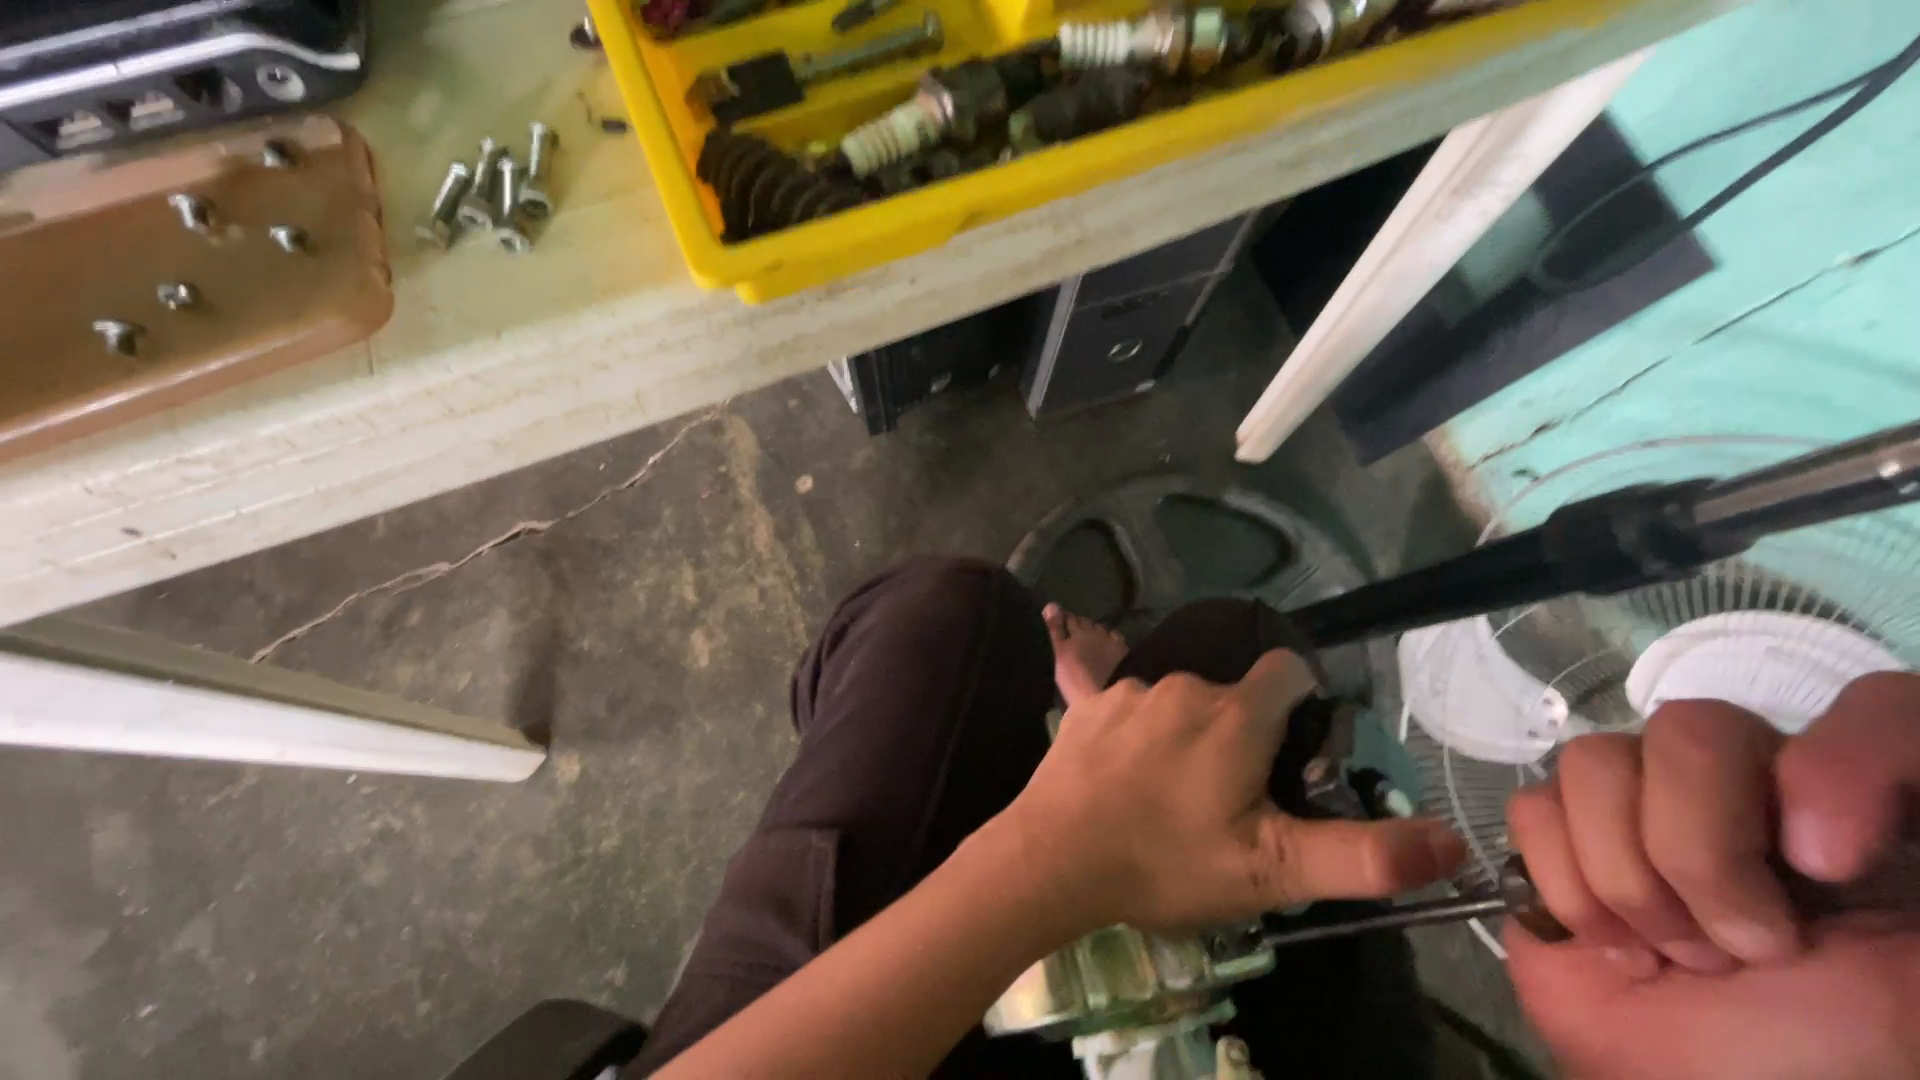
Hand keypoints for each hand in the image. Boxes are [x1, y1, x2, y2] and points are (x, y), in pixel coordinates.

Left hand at [993, 650, 1466, 934]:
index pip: (1288, 671)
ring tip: (1170, 793)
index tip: (1294, 749)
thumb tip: (1455, 840)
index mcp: (1235, 714)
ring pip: (1177, 701)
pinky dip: (1129, 724)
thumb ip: (1365, 856)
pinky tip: (1118, 760)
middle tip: (1231, 797)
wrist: (1053, 860)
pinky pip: (1117, 697)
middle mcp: (1183, 685)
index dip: (1303, 702)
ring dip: (1185, 734)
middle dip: (1242, 732)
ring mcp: (1128, 691)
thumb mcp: (1273, 870)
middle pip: (1232, 694)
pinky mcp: (1085, 707)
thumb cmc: (1165, 862)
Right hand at [1505, 672, 1919, 1079]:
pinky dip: (1567, 887)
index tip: (1824, 864)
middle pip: (1693, 727)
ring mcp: (1635, 808)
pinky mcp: (1552, 837)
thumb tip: (1814, 810)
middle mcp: (1744, 791)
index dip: (1845, 758)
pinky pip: (1532, 810)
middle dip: (1700, 852)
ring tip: (1670, 951)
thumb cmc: (1836, 1058)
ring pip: (1593, 762)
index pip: (1876, 707)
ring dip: (1630, 881)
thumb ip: (1912, 869)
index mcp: (1848, 810)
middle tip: (1740, 946)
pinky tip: (1609, 940)